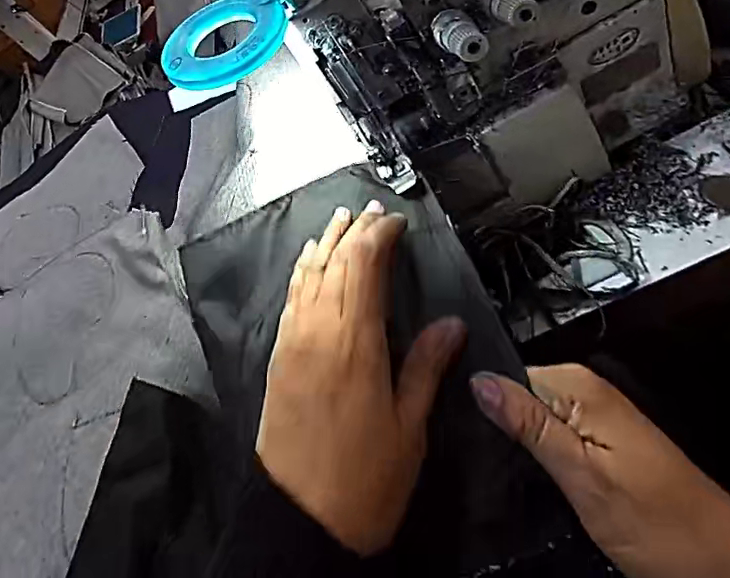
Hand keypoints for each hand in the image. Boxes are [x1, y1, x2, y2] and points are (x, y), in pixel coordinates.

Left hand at [256, 201, 467, 555]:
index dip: (380, 236)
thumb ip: (427, 367)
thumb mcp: (408, 428)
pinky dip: (304, 269)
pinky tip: (310, 261)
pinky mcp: (279, 353)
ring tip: (341, 220)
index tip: (396, 222)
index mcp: (356, 342)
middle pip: (335, 260)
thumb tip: (450, 325)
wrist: (297, 519)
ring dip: (326, 241)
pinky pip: (292, 295)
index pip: (365, 266)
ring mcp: (294, 339)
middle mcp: (319, 329)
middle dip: (355, 230)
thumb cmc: (362, 480)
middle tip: (372, 211)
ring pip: (309, 272)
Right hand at [471, 364, 729, 577]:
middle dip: (507, 424)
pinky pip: (555, 431)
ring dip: (524, 441)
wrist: (722, 566)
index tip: (473, 435)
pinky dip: (543, 452)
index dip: (490, 405)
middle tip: (492, 461)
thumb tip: (478, 380)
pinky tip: (535, 473)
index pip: (509, 375)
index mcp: (578, 385)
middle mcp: (586, 388)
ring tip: (508, 468)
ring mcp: (596, 413)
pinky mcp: (601, 438)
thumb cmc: (652, 522)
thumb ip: (529, 425)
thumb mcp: (582, 477)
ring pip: (535, 415)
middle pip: (521, 393)